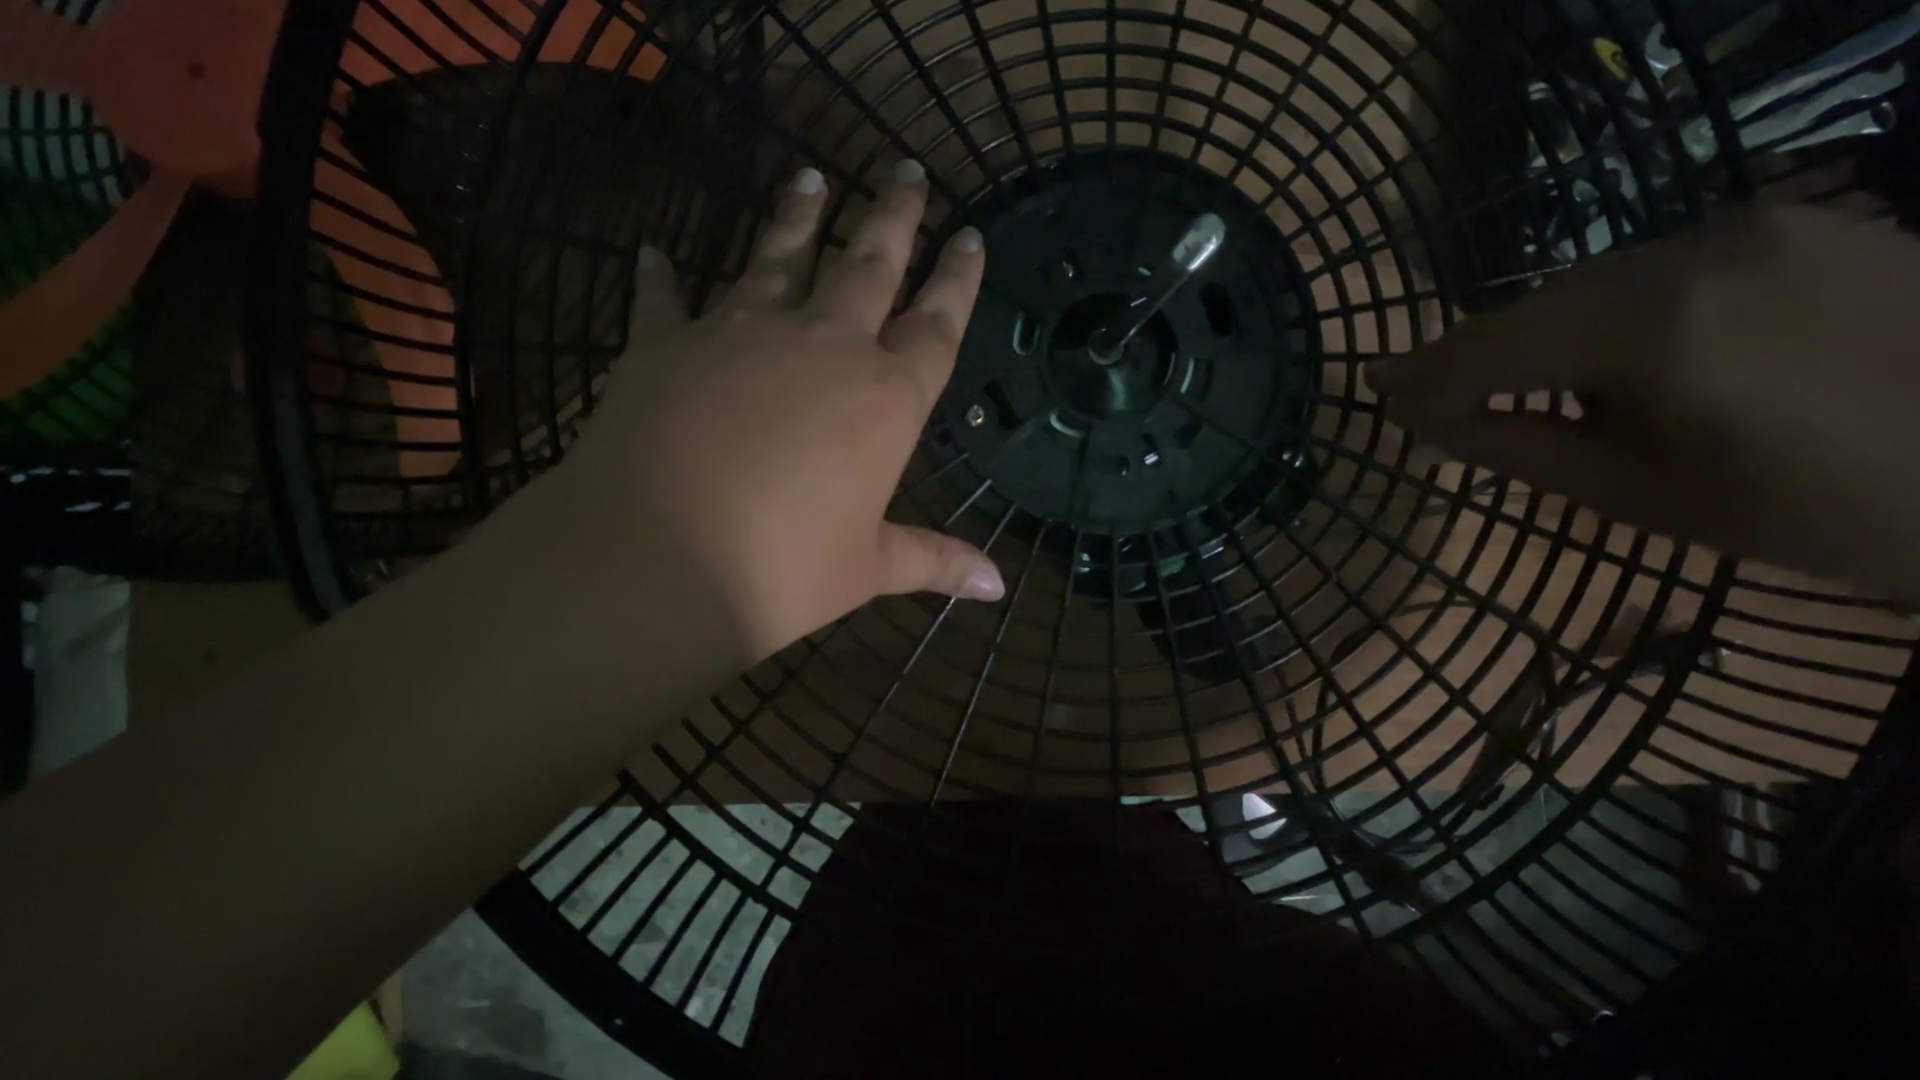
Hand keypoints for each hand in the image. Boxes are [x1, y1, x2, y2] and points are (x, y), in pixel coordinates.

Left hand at [518, 160, 1002, 660]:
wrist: (657, 559)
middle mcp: (824, 346)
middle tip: (908, 168)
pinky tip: (653, 252)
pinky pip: (666, 297)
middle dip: (895, 215)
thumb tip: (1000, 588)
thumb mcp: (867, 569)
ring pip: (781, 256)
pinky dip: (661, 276)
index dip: (959, 280)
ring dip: (801, 216)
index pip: (937, 324)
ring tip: (813, 176)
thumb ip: (935, 561)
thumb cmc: (781, 570)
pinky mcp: (669, 341)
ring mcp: (743, 332)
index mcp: (885, 398)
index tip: (972, 235)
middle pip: (870, 264)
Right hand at [1367, 206, 1919, 602]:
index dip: (1426, 372)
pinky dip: (1631, 307)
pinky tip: (1645, 350)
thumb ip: (1519, 448)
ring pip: (1606, 279)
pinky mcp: (1801, 219)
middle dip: (1491, 352)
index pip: (1494, 344)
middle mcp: (1693, 251)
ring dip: (1560, 331)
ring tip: (1549, 385)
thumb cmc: (1809, 511)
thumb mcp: (1638, 494)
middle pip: (1545, 303)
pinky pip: (1673, 264)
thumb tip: (1430, 423)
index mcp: (1649, 330)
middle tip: (1444, 397)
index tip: (1373, 388)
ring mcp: (1755, 225)